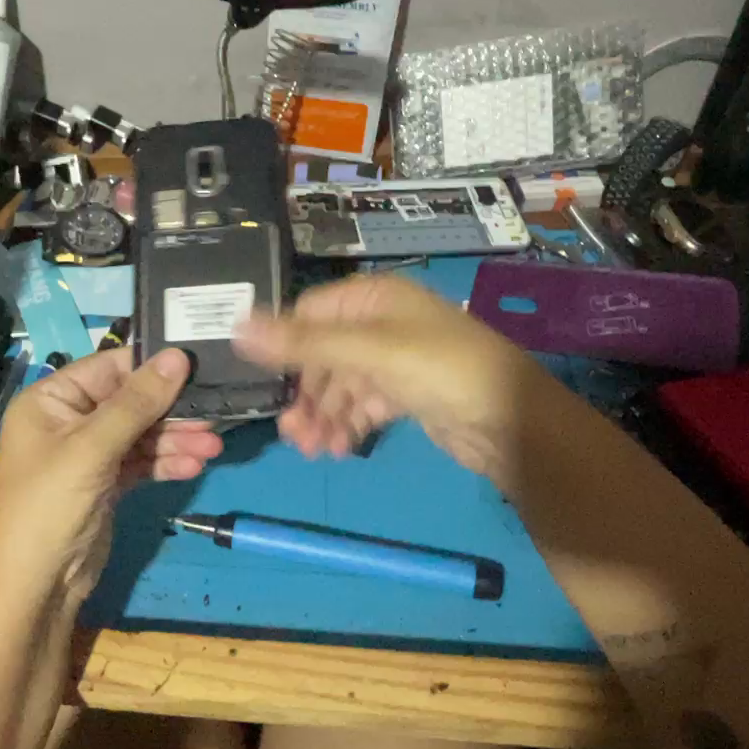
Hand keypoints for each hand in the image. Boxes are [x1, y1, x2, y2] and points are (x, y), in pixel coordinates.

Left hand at [0, 348, 222, 599]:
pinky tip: (193, 466)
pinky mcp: (105, 483)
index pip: (108, 368)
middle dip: (170, 410)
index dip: (151, 367)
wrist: (35, 587)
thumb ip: (137, 403)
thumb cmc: (50, 506)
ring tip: (213, 448)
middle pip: (129, 402)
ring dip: (175, 439)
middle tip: (214, 415)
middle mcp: (67, 421)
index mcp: (50, 400)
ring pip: (140, 434)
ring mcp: (88, 454)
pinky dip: (165, 463)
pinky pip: (140, 462)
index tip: (196, 365)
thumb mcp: (92, 449)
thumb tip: (178, 356)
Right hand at [232, 273, 538, 480]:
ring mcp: (395, 360)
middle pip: (323, 355)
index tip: (262, 383)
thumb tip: (236, 325)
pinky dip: (349, 425)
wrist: (513, 422)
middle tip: (291, 433)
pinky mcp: (407, 394)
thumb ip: (302, 342)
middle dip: (306, 394)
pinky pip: (363, 405)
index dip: (284, 347)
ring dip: (325, 416)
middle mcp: (381, 322)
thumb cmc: (439, 370)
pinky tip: (339, 449)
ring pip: (342, 385)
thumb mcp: (367, 351)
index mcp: (372, 298)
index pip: (309, 313)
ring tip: (315, 450)